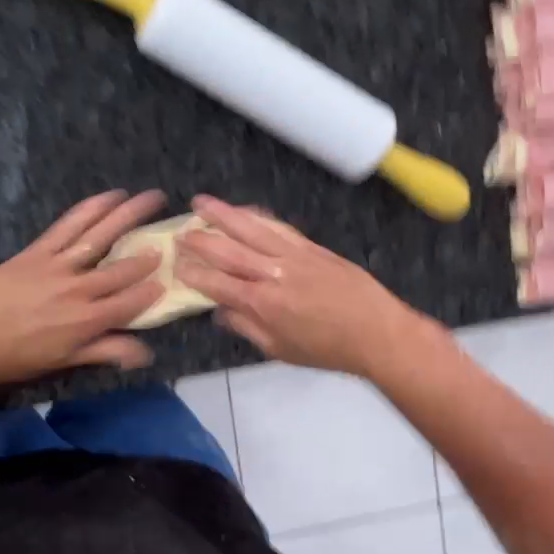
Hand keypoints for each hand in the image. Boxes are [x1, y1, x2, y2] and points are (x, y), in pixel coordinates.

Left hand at [0, 190, 167, 384]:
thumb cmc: (16, 357)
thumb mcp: (64, 360)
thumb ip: (105, 351)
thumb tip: (146, 354)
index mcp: (88, 320)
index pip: (130, 302)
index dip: (151, 291)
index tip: (167, 280)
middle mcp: (80, 289)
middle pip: (122, 267)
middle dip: (148, 253)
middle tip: (170, 237)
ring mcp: (59, 265)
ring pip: (101, 236)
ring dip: (129, 214)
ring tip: (153, 197)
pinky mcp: (38, 251)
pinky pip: (69, 225)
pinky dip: (91, 208)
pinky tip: (109, 196)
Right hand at [175, 195, 438, 377]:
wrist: (377, 332)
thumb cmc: (327, 350)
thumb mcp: (279, 349)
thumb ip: (246, 327)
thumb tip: (219, 312)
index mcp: (262, 304)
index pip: (217, 283)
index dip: (194, 273)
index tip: (176, 265)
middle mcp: (273, 274)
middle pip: (229, 250)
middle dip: (200, 240)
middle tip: (180, 232)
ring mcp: (294, 256)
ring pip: (251, 229)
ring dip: (223, 214)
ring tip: (201, 203)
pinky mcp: (312, 248)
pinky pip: (278, 227)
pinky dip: (257, 217)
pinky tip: (244, 210)